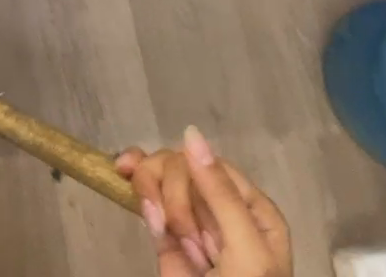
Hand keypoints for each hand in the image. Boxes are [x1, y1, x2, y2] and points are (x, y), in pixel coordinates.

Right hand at [116, 126, 291, 276]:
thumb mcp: (245, 253)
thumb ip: (220, 194)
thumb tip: (189, 132)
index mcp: (253, 208)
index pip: (210, 163)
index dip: (191, 180)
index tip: (189, 217)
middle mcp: (221, 204)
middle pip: (180, 164)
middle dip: (174, 197)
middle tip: (184, 239)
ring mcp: (190, 215)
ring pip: (158, 170)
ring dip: (153, 196)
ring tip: (161, 229)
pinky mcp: (162, 227)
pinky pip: (143, 188)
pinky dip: (136, 188)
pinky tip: (132, 192)